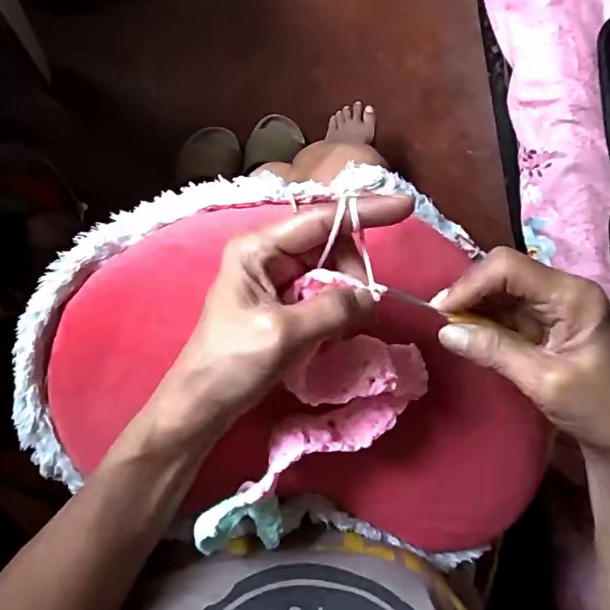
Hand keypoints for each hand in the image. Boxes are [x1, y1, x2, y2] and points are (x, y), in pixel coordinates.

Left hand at [140, 195, 416, 447]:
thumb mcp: (286, 333)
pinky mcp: (280, 302)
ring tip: (337, 330)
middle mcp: (266, 255)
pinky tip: (328, 335)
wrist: (203, 403)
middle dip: (353, 271)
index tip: (406, 206)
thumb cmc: (232, 363)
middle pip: (329, 244)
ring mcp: (273, 278)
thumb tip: (371, 298)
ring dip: (345, 295)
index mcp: (257, 249)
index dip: (365, 211)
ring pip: (329, 270)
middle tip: (362, 306)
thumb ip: (333, 308)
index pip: (321, 219)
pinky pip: (321, 294)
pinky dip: (335, 310)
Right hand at [433, 248, 609, 456]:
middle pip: (504, 272)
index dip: (471, 283)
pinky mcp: (545, 322)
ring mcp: (555, 305)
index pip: (510, 267)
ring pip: (502, 289)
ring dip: (473, 305)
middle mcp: (563, 290)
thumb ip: (495, 350)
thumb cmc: (595, 408)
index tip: (440, 310)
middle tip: (438, 318)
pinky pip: (507, 309)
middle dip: (469, 291)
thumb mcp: (543, 380)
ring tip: (446, 325)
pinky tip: (465, 332)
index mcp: (572, 295)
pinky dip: (483, 318)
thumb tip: (445, 331)